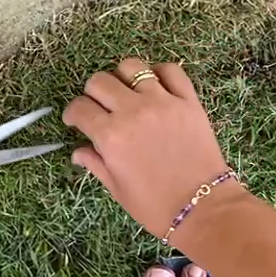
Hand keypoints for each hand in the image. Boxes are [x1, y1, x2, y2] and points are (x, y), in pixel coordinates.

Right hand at [63, 59, 234, 237]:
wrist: (203, 208)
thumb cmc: (155, 206)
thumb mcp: (117, 189)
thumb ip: (96, 163)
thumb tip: (78, 151)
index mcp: (110, 136)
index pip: (80, 108)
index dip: (72, 114)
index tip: (76, 121)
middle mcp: (133, 111)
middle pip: (100, 82)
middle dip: (92, 93)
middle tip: (99, 108)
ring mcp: (162, 102)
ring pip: (132, 67)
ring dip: (122, 77)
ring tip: (126, 92)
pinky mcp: (188, 100)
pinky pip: (171, 71)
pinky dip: (158, 73)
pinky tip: (155, 86)